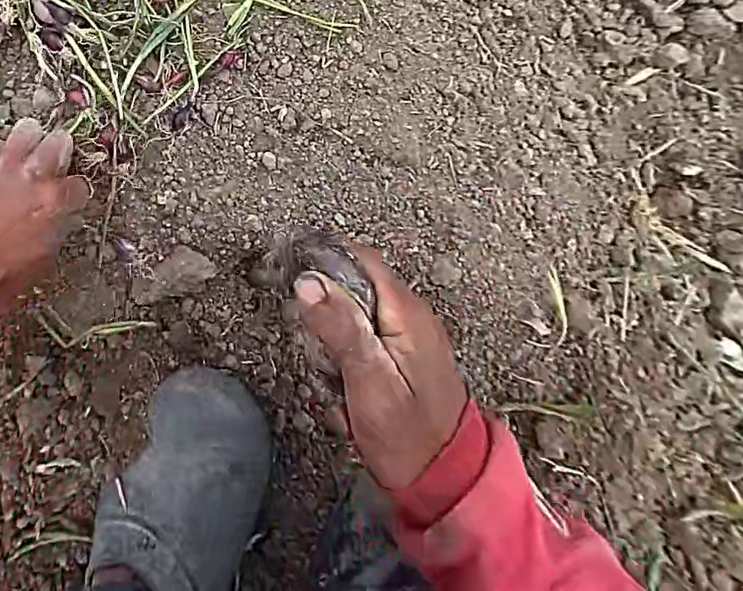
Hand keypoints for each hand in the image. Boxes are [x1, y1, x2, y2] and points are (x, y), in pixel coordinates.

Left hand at [0, 119, 89, 299]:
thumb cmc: (6, 273)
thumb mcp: (47, 254)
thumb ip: (58, 225)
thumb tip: (62, 215)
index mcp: (56, 200)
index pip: (79, 184)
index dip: (76, 190)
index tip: (71, 196)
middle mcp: (34, 178)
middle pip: (58, 144)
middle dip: (61, 147)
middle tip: (59, 148)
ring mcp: (4, 171)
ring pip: (25, 134)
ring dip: (32, 136)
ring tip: (33, 136)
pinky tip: (1, 159)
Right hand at [294, 244, 468, 489]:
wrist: (446, 482)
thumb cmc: (409, 436)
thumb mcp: (368, 381)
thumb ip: (340, 328)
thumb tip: (309, 283)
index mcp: (405, 311)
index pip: (362, 259)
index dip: (327, 259)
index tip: (295, 271)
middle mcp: (411, 314)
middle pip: (356, 289)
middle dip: (329, 318)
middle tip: (320, 358)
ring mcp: (411, 335)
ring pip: (357, 319)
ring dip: (337, 348)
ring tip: (336, 387)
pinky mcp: (406, 355)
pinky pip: (367, 343)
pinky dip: (351, 364)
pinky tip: (348, 395)